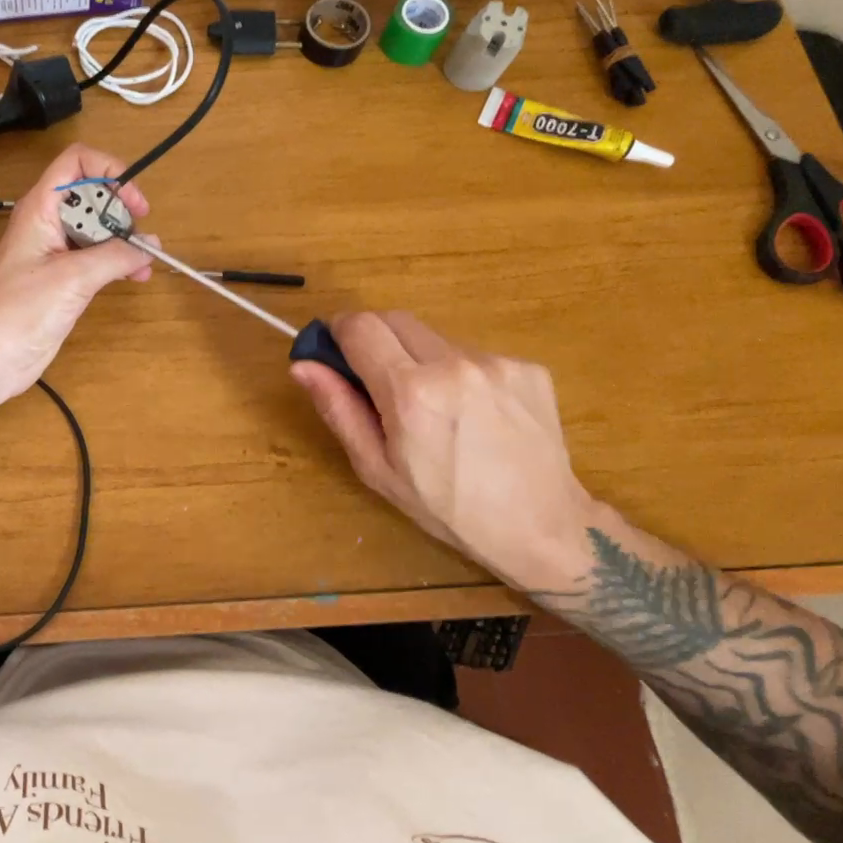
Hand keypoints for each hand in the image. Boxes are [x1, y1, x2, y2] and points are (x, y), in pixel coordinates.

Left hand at [0, 144, 155, 403]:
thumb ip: (116, 256)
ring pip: (96, 229)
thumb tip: (150, 246)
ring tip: (146, 259)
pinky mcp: (61, 280)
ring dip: (123, 239)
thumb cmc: (20, 311)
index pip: (76, 162)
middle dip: (120, 209)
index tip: (132, 199)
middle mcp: (47, 224)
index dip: (108, 170)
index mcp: (39, 209)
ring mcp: (54, 253)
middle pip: (91, 195)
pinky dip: (116, 262)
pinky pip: (94, 258)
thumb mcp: (74, 277)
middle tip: (139, 234)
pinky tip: (137, 276)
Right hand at [290, 311, 600, 589]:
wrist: (539, 524)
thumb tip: (303, 366)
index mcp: (410, 392)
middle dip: (374, 338)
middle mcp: (453, 364)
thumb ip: (338, 409)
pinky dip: (458, 373)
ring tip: (431, 408)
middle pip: (395, 319)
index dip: (338, 331)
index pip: (360, 327)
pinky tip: (471, 414)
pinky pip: (473, 355)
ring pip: (434, 338)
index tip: (332, 349)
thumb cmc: (445, 507)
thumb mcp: (376, 468)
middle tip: (372, 377)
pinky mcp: (527, 366)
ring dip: (418, 358)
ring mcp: (496, 362)